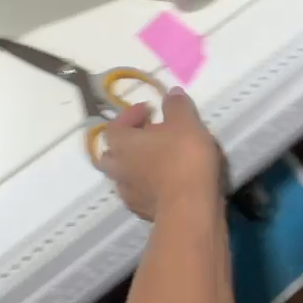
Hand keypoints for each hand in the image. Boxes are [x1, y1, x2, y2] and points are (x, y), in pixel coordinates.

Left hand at [97, 89, 223, 220]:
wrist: (189, 206)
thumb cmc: (184, 157)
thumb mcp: (186, 122)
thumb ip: (177, 106)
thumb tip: (171, 92)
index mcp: (122, 144)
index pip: (114, 125)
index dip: (130, 115)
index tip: (149, 109)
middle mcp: (118, 168)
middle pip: (112, 152)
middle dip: (128, 142)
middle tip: (149, 135)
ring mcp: (127, 192)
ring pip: (125, 174)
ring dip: (138, 164)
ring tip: (161, 159)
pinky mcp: (141, 210)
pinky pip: (140, 191)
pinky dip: (148, 183)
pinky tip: (167, 181)